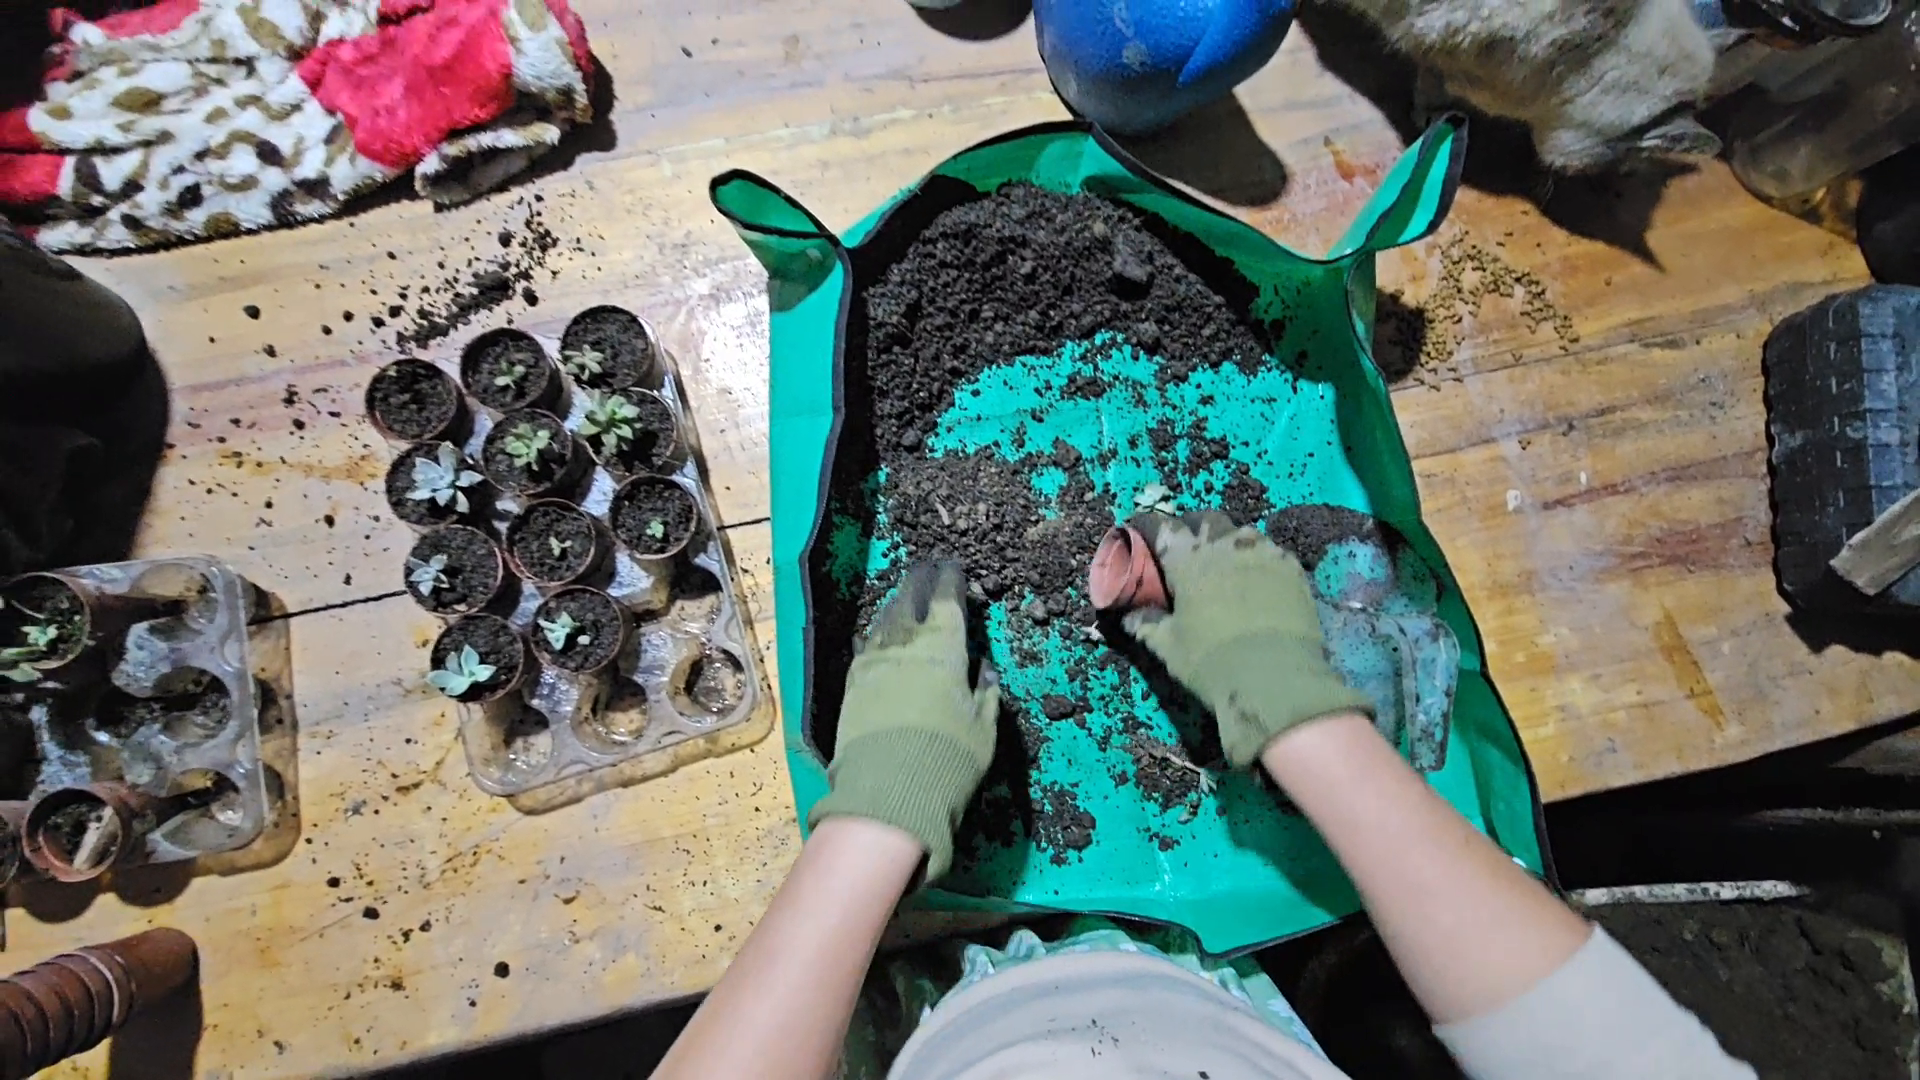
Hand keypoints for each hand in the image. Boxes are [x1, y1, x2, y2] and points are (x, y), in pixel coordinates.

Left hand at [808, 562, 998, 881]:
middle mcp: (906, 640)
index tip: (953, 567)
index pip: (946, 596)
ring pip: (886, 616)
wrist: (887, 789)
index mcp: (943, 645)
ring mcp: (874, 658)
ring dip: (899, 603)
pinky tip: (881, 635)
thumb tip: (985, 669)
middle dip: (922, 578)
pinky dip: (879, 632)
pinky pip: (867, 643)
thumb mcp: (984, 727)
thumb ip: (986, 692)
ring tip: (907, 598)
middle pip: (911, 595)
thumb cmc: (948, 756)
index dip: (951, 577)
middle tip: (929, 570)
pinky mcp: (852, 680)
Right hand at [1124, 511, 1370, 766]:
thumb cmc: (1211, 660)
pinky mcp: (1294, 569)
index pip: (1161, 526)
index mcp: (1188, 557)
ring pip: (1241, 532)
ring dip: (1226, 541)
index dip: (1146, 527)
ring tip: (1222, 563)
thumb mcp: (1167, 646)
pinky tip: (1255, 579)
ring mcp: (1265, 552)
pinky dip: (1256, 559)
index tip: (1139, 536)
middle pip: (1204, 519)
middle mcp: (1226, 544)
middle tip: (1184, 550)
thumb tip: (1130, 615)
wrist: (1277, 680)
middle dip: (1191, 528)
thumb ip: (1146, 624)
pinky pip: (1270, 552)